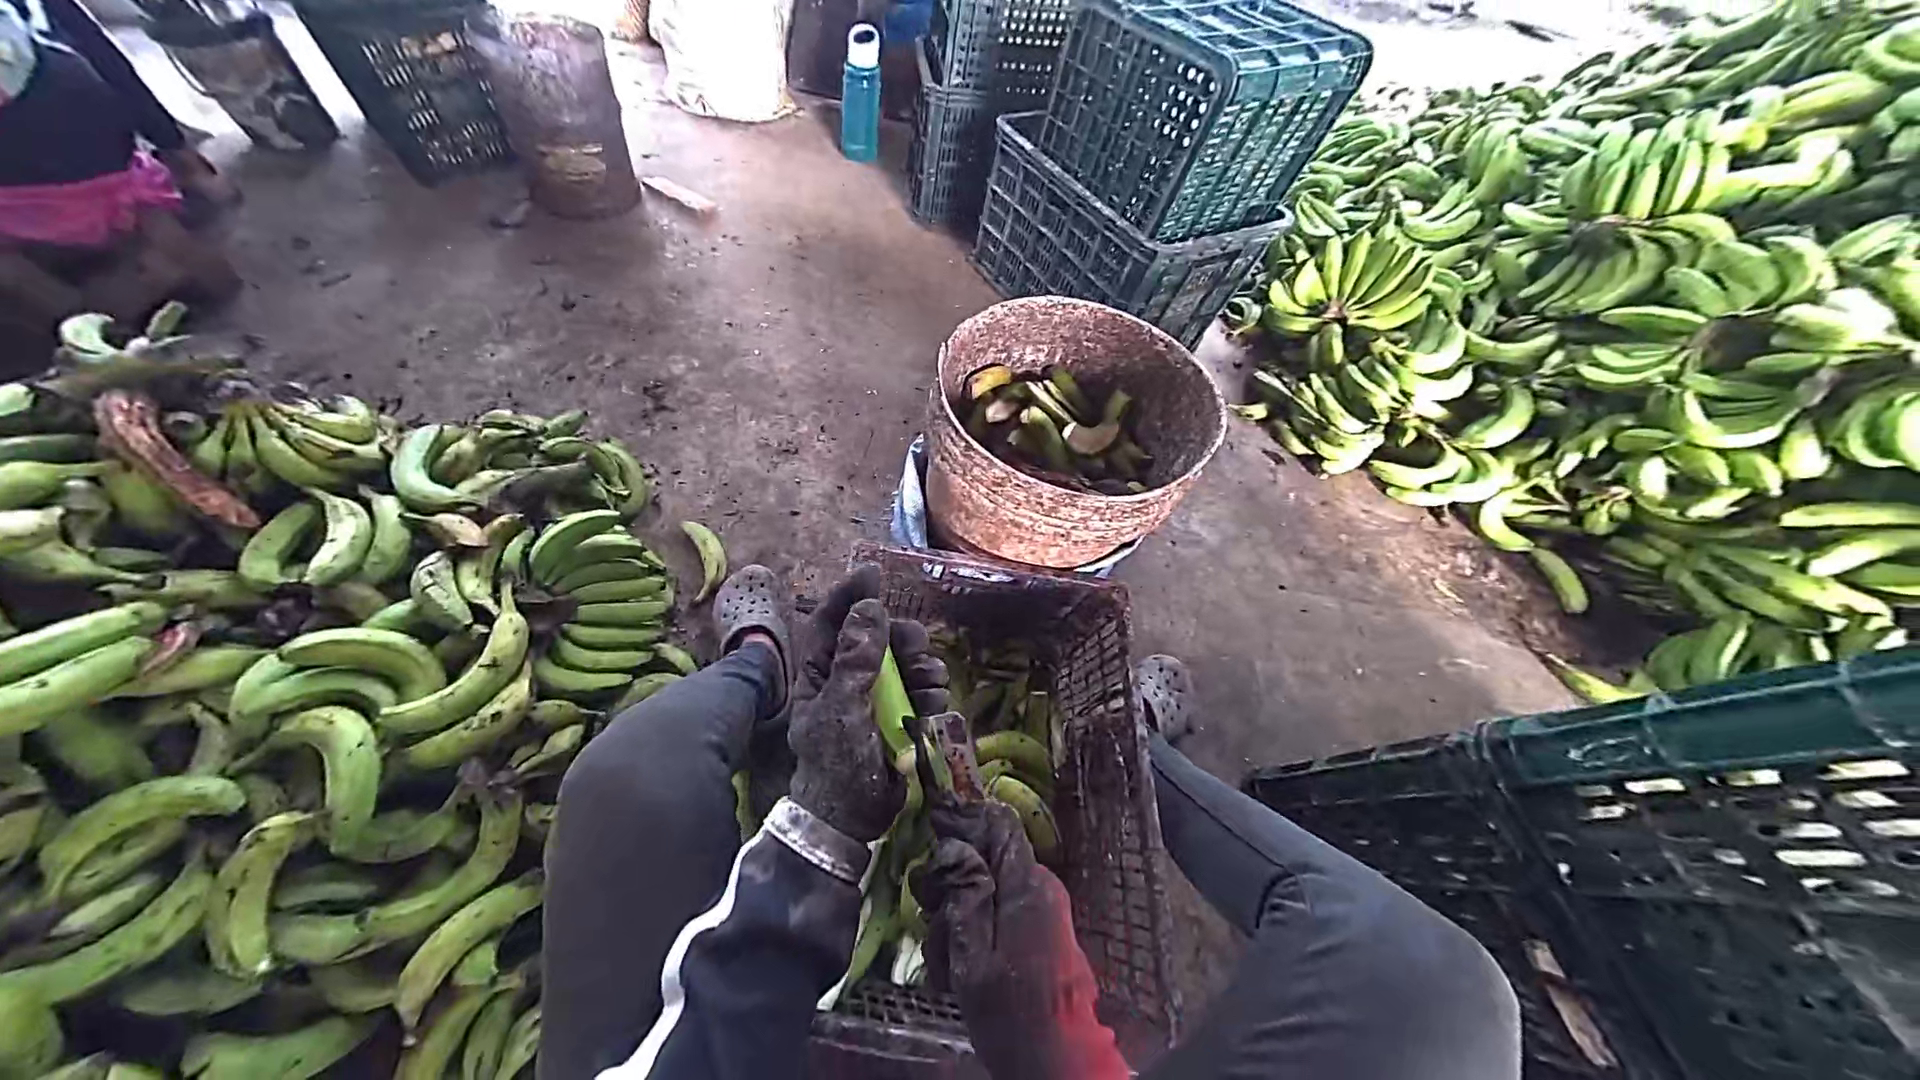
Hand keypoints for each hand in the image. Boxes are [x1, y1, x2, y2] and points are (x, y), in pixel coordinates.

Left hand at [787, 566, 948, 841]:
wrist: (853, 819)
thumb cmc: (835, 765)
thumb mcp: (843, 710)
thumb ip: (856, 659)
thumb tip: (871, 607)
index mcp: (821, 671)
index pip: (831, 619)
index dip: (851, 595)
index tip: (874, 574)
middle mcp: (848, 675)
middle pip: (878, 636)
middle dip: (901, 637)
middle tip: (918, 647)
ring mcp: (875, 694)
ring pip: (904, 661)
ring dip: (922, 666)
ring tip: (929, 685)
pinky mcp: (899, 713)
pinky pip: (920, 687)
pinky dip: (930, 691)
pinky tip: (932, 706)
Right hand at [912, 802, 1127, 1079]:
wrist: (1060, 1062)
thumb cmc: (1012, 1014)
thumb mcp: (974, 957)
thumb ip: (965, 895)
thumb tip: (953, 845)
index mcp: (1026, 884)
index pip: (997, 823)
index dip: (963, 815)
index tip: (933, 817)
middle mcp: (1039, 885)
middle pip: (989, 854)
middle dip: (953, 875)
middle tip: (927, 906)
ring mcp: (1043, 906)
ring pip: (990, 883)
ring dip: (961, 906)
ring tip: (942, 948)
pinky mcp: (1041, 926)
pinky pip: (1001, 906)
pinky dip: (976, 923)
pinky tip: (958, 960)